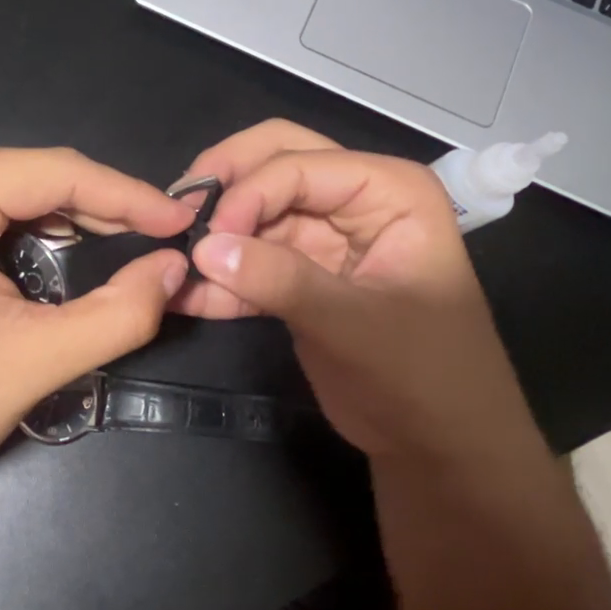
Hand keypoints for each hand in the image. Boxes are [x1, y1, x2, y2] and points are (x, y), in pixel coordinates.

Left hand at [0, 148, 192, 512]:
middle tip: (166, 236)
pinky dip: (34, 226)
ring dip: (73, 215)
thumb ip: (121, 312)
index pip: (52, 173)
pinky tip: (75, 247)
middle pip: (32, 174)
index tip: (183, 219)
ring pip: (14, 187)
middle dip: (103, 206)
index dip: (128, 196)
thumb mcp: (35, 361)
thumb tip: (178, 267)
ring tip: (135, 242)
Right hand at [173, 121, 520, 461]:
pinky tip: (182, 297)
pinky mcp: (303, 274)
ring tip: (168, 262)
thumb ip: (281, 281)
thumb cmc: (424, 377)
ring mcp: (327, 236)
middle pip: (274, 163)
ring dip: (215, 236)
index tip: (207, 241)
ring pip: (254, 212)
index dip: (248, 194)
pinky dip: (220, 277)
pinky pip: (251, 260)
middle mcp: (357, 200)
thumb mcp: (355, 326)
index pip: (300, 164)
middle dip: (224, 187)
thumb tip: (203, 249)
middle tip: (176, 215)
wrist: (442, 446)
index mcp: (389, 192)